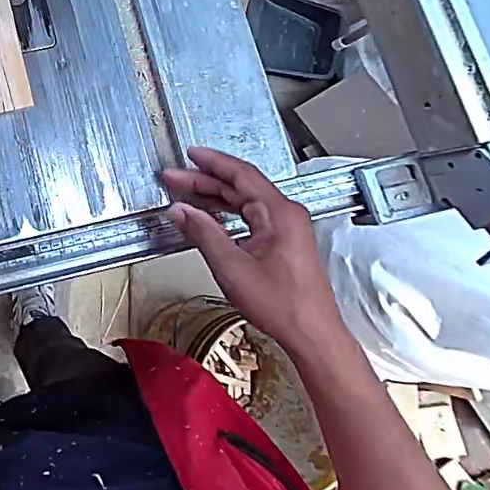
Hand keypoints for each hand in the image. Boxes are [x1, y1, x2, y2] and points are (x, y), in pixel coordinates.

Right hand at [160, 147, 350, 358]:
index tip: (191, 154)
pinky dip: (227, 212)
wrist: (312, 334)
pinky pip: (251, 215)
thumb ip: (203, 233)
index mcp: (280, 213)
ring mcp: (287, 227)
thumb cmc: (285, 306)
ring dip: (215, 196)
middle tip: (176, 177)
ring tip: (186, 192)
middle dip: (205, 180)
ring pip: (245, 200)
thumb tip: (182, 212)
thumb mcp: (232, 267)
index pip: (241, 174)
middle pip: (240, 185)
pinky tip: (208, 215)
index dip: (212, 162)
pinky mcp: (283, 240)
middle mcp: (286, 214)